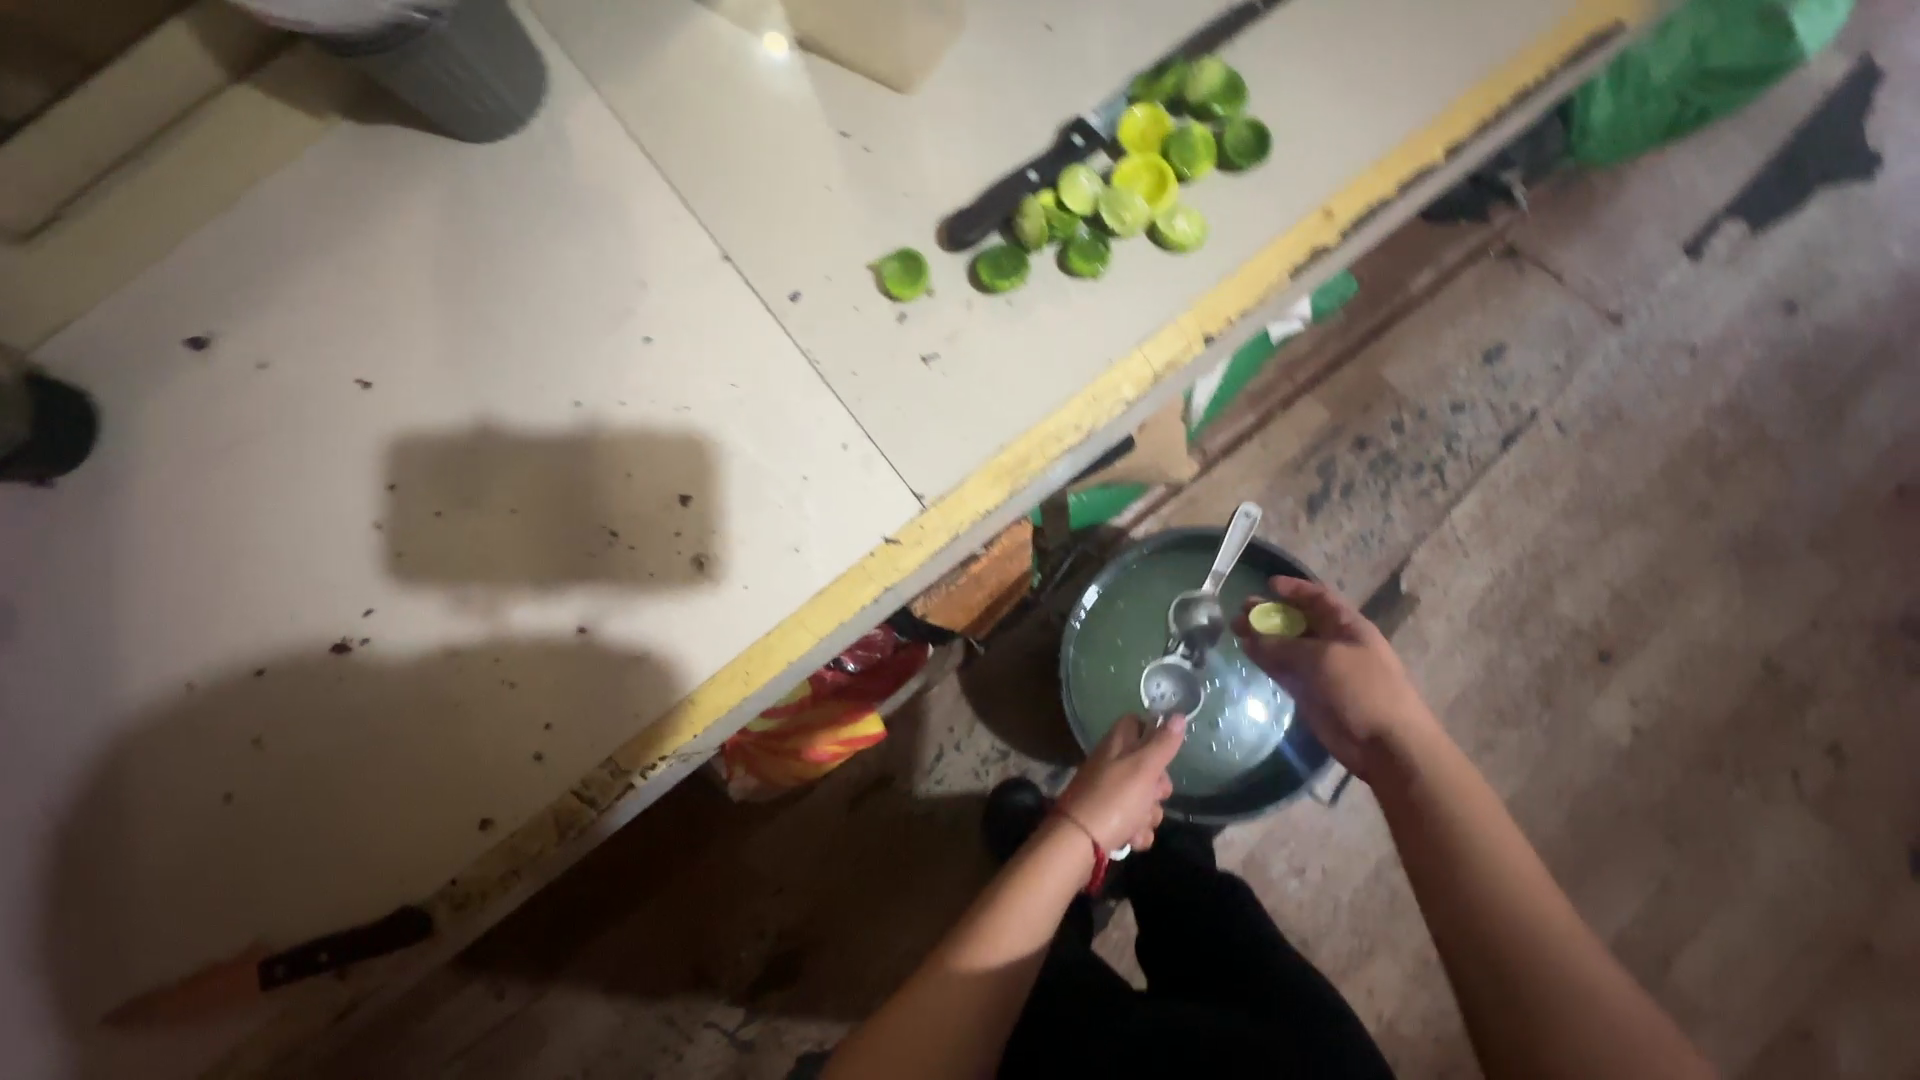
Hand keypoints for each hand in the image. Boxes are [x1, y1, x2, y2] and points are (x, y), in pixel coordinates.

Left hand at [1055, 715, 1185, 851]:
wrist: (1079, 843)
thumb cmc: (1114, 800)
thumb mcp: (1143, 768)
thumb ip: (1162, 743)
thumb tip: (1178, 715)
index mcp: (1116, 745)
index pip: (1136, 723)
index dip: (1154, 734)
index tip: (1165, 751)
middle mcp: (1111, 766)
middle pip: (1149, 767)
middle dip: (1159, 787)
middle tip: (1154, 794)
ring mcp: (1109, 794)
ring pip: (1145, 799)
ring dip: (1148, 815)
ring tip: (1137, 822)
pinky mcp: (1109, 820)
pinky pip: (1135, 822)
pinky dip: (1137, 832)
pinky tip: (1131, 837)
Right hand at [1233, 576, 1440, 782]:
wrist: (1385, 743)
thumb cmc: (1363, 689)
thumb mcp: (1324, 658)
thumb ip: (1285, 646)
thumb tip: (1252, 638)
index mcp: (1348, 627)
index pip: (1319, 599)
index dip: (1295, 589)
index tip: (1268, 585)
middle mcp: (1333, 643)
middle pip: (1298, 621)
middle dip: (1271, 613)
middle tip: (1241, 610)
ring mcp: (1320, 670)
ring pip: (1286, 646)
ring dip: (1262, 636)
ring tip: (1235, 628)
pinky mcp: (1309, 692)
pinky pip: (1283, 669)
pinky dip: (1265, 659)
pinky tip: (1246, 651)